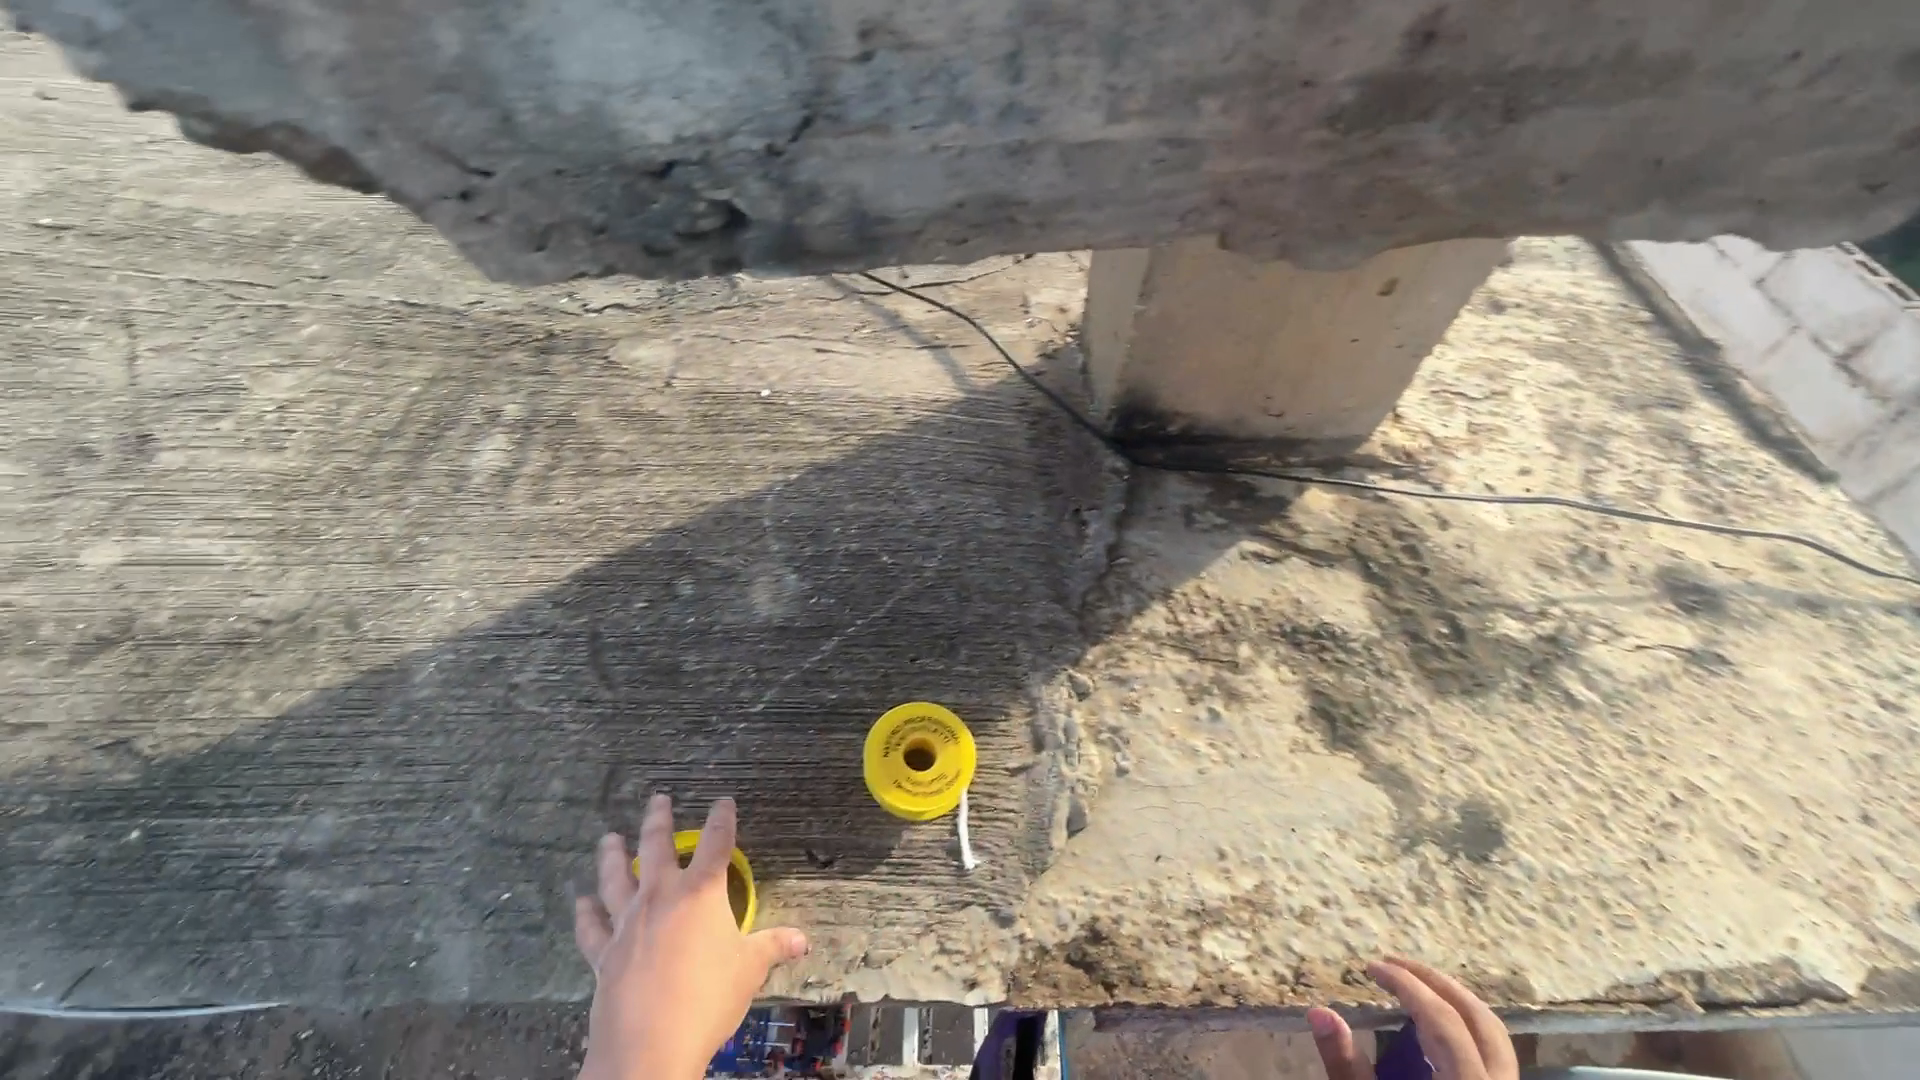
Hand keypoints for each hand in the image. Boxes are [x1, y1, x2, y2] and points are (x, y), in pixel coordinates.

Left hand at [574, 795, 808, 1079]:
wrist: (649, 1047)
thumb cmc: (708, 999)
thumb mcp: (749, 970)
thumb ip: (772, 948)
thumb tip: (802, 941)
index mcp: (701, 892)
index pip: (716, 843)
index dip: (722, 818)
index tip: (724, 802)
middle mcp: (661, 896)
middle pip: (656, 847)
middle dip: (658, 820)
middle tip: (657, 799)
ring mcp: (627, 923)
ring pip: (615, 878)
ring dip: (612, 855)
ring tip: (608, 837)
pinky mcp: (604, 953)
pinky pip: (592, 927)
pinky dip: (586, 912)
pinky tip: (581, 901)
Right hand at [1309, 957, 1518, 1079]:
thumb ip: (1346, 1066)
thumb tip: (1319, 1012)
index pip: (1441, 1020)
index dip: (1405, 986)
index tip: (1371, 968)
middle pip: (1480, 1020)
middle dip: (1436, 983)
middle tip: (1395, 964)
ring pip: (1495, 1036)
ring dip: (1455, 1001)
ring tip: (1414, 985)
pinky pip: (1496, 1054)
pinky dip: (1465, 1027)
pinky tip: (1435, 1027)